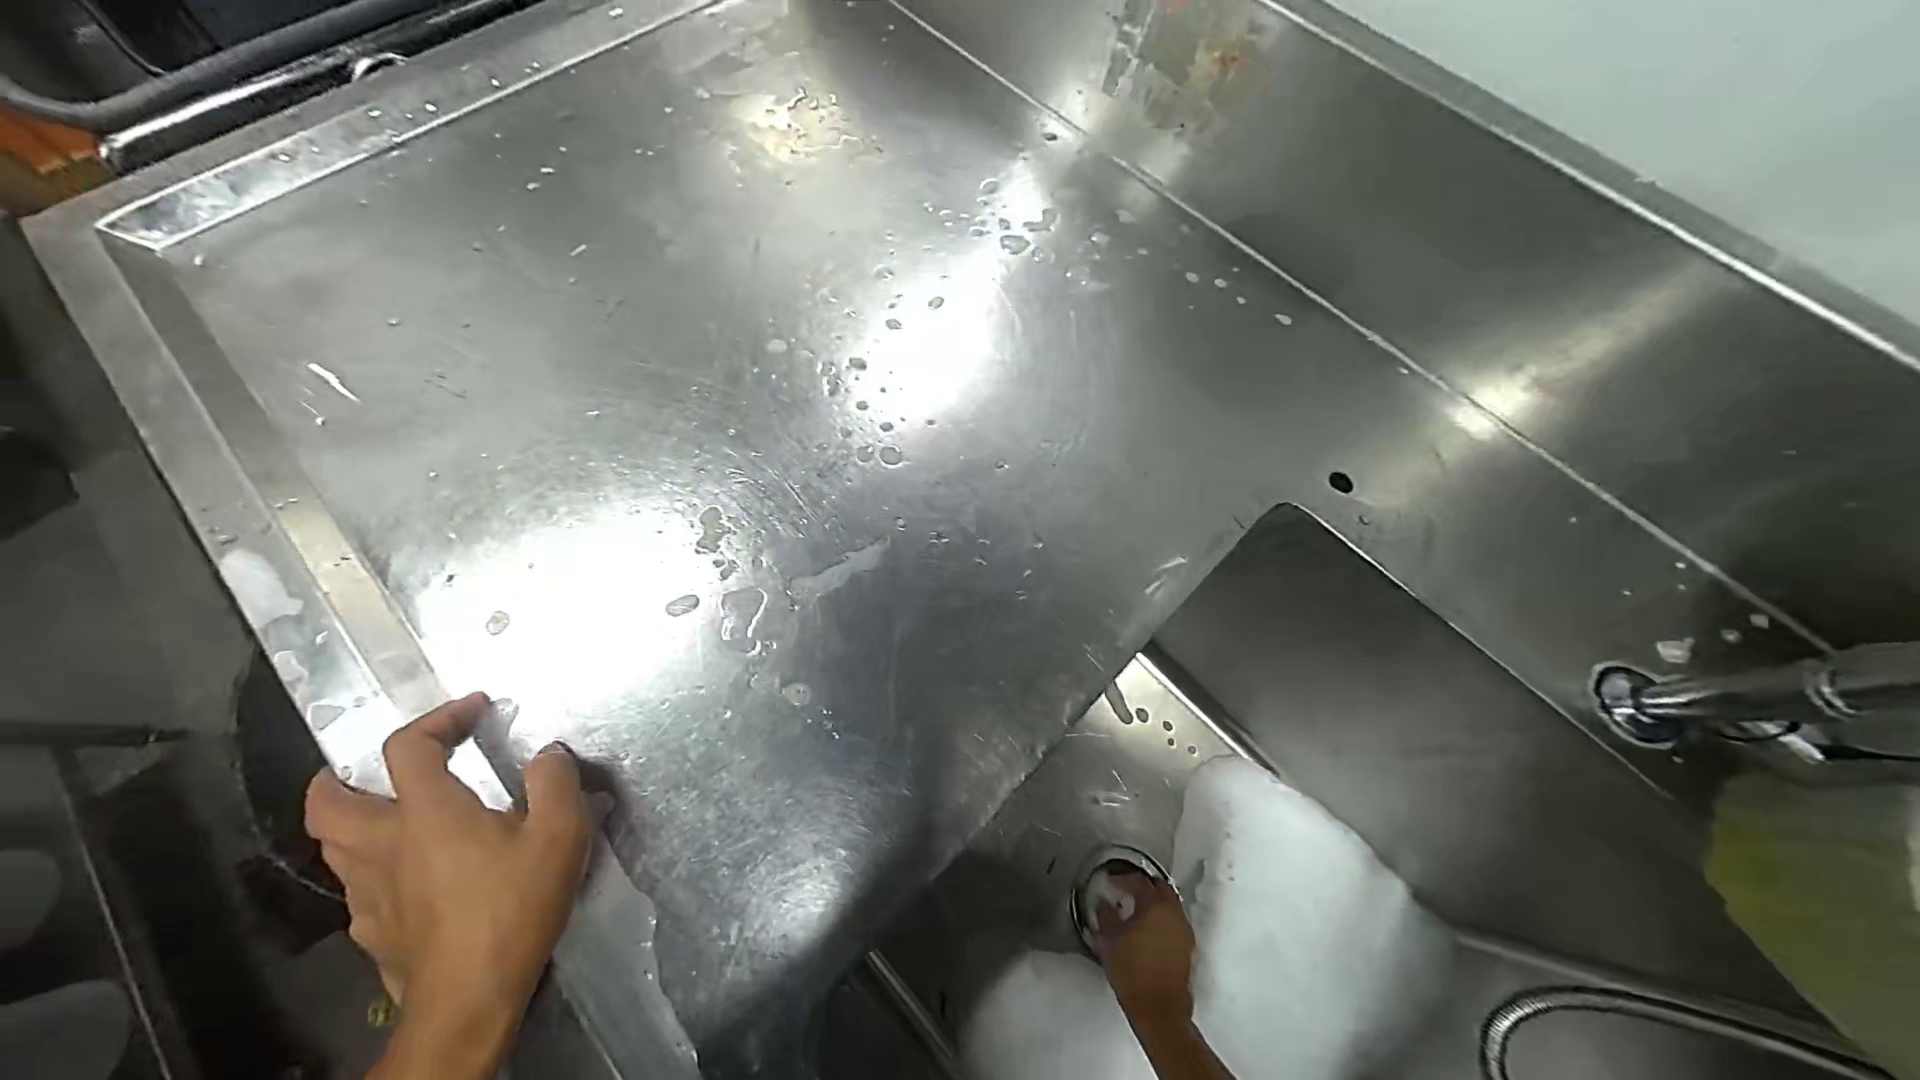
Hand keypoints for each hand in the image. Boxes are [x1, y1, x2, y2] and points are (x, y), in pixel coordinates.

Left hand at [305, 692, 589, 1078]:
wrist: (470, 998)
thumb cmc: (515, 906)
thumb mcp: (560, 833)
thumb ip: (556, 781)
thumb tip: (547, 753)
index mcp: (427, 813)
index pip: (408, 747)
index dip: (439, 718)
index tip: (473, 710)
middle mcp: (382, 846)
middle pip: (327, 803)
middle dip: (342, 775)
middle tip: (381, 766)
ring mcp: (367, 893)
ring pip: (332, 845)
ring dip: (355, 818)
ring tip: (394, 812)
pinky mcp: (371, 929)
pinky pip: (357, 885)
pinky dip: (374, 865)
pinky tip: (411, 874)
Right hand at [1089, 866, 1236, 1079]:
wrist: (1159, 1011)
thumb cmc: (1132, 973)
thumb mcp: (1109, 941)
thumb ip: (1106, 916)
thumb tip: (1103, 904)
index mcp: (1155, 906)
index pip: (1139, 881)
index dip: (1122, 877)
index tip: (1111, 880)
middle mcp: (1174, 914)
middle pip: (1160, 887)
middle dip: (1143, 884)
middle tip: (1126, 888)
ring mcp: (1184, 932)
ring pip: (1170, 904)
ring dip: (1154, 901)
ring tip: (1136, 908)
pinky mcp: (1188, 949)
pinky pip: (1175, 922)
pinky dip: (1162, 918)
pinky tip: (1148, 928)